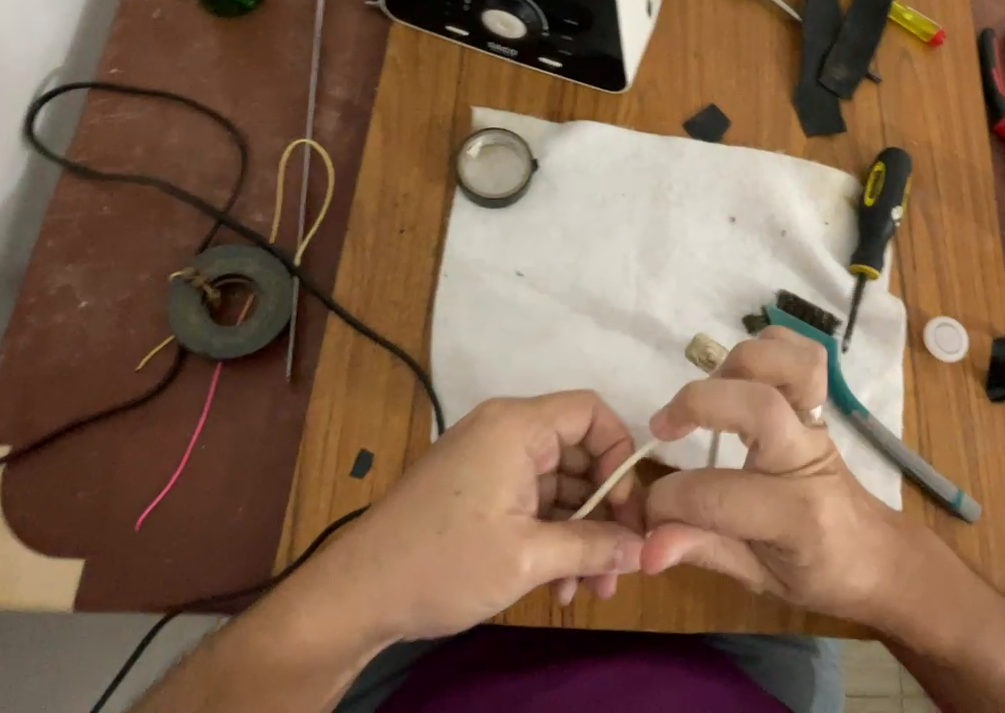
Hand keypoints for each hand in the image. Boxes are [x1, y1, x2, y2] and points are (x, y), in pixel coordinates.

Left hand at [316, 391, 647, 641]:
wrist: (358, 593)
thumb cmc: (445, 562)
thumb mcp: (528, 558)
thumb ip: (593, 547)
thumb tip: (646, 548)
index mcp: (516, 426)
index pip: (590, 412)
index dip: (620, 454)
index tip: (627, 509)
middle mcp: (506, 432)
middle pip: (579, 454)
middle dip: (603, 511)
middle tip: (621, 564)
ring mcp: (490, 462)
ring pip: (558, 486)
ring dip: (579, 535)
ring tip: (590, 590)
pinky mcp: (479, 490)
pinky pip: (533, 501)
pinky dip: (551, 537)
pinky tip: (560, 586)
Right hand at [640, 327, 927, 631]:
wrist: (879, 556)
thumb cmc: (820, 574)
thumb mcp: (760, 578)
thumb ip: (703, 551)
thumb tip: (646, 547)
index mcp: (796, 515)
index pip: (717, 494)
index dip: (668, 500)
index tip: (648, 508)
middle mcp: (808, 458)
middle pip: (758, 405)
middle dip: (696, 405)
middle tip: (664, 427)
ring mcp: (817, 424)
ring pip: (790, 363)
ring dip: (737, 363)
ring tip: (707, 392)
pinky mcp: (817, 404)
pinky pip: (803, 354)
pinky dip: (768, 347)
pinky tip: (738, 374)